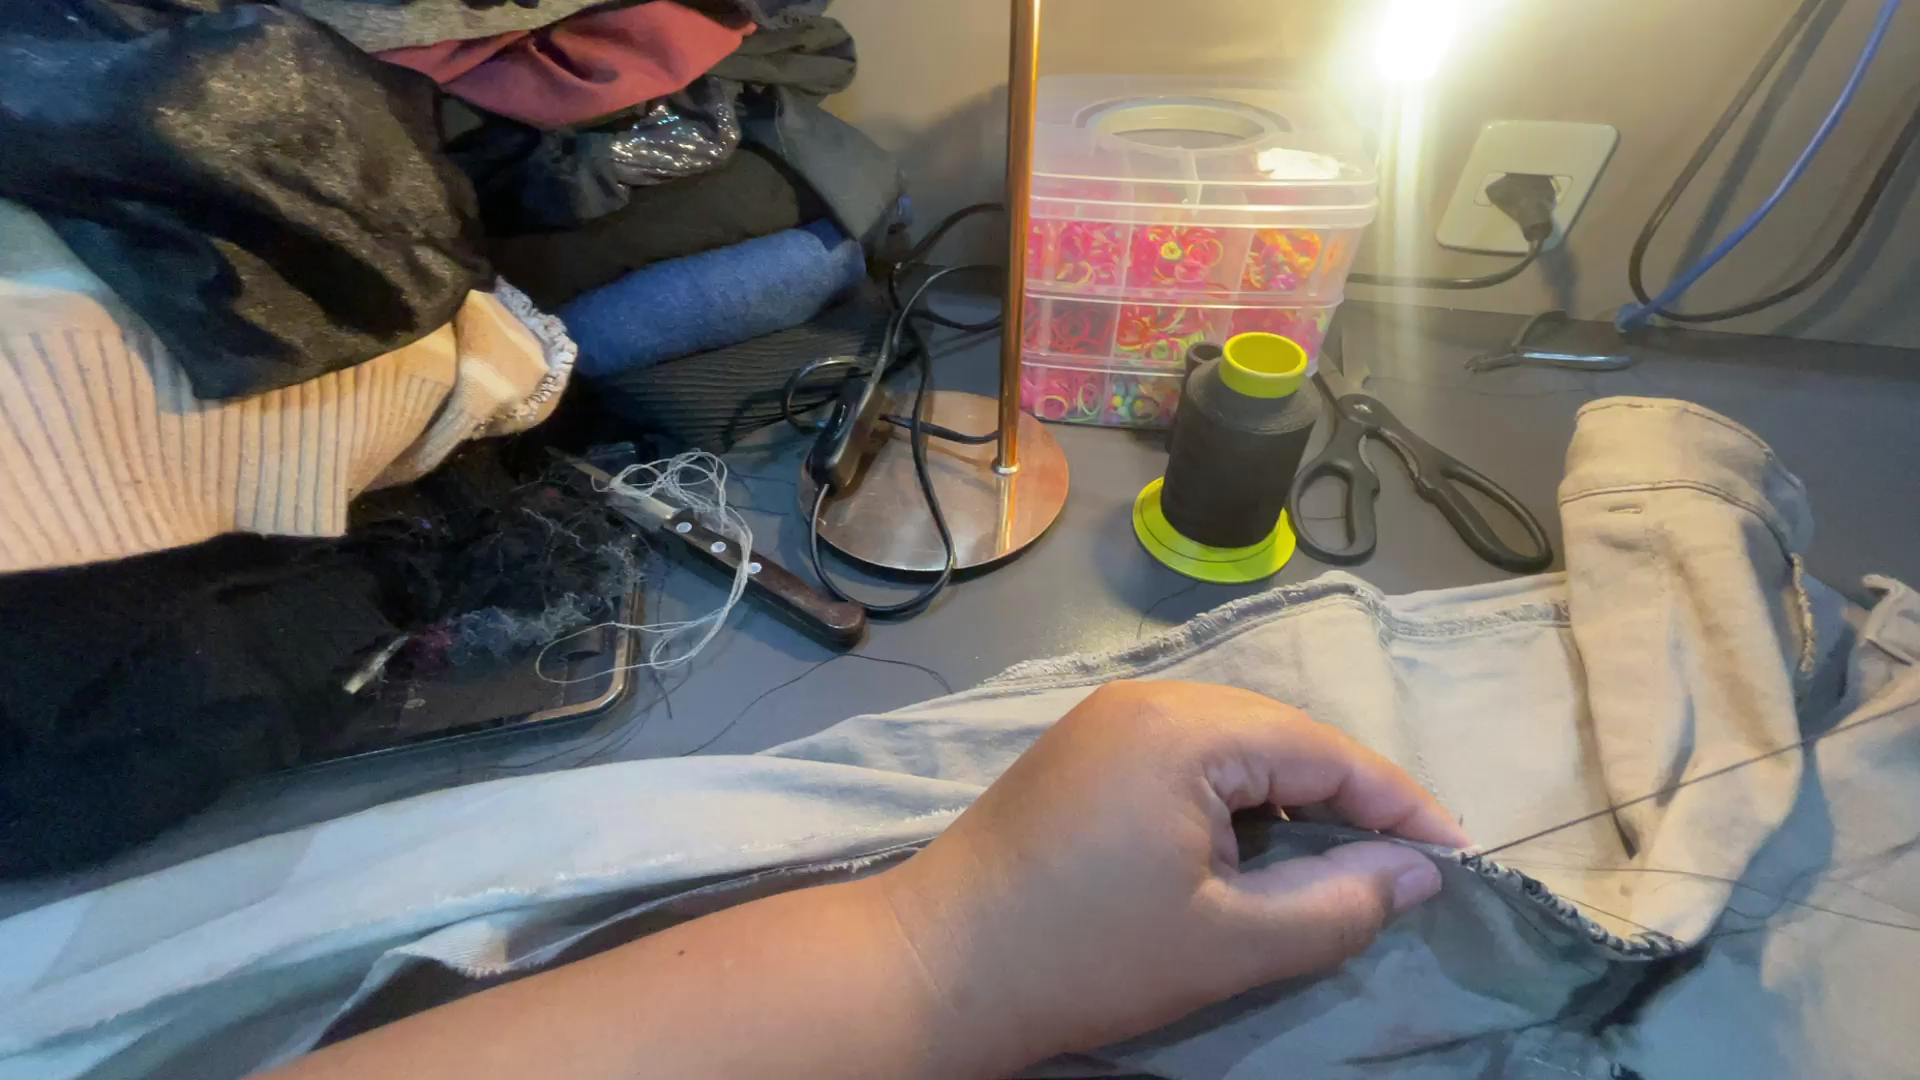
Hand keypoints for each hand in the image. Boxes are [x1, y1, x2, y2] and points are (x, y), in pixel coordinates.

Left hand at [871, 680, 1468, 1068]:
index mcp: (1182, 726)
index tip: (1458, 856)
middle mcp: (1143, 698)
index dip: (1396, 800)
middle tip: (1399, 862)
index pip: (1318, 747)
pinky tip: (1245, 839)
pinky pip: (1181, 751)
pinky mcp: (1084, 744)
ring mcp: (1106, 716)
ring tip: (1331, 856)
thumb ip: (1337, 900)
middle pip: (1273, 733)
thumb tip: (1419, 871)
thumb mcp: (1230, 941)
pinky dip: (1227, 791)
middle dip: (1341, 794)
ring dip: (1283, 793)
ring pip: (1227, 739)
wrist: (946, 956)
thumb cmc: (1089, 952)